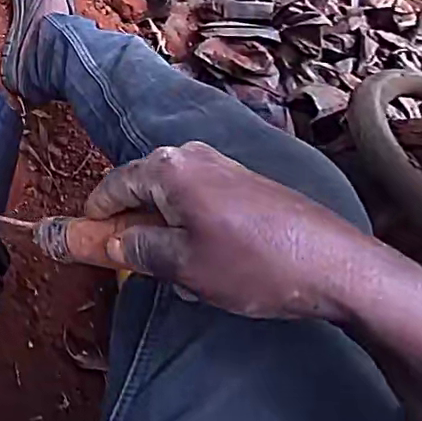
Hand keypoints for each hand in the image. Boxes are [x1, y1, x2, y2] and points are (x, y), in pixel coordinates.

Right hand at [84, 142, 388, 322]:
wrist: (335, 263)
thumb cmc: (251, 263)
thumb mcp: (184, 266)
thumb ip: (138, 249)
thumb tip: (114, 242)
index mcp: (167, 168)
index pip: (114, 184)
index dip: (96, 212)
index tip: (86, 234)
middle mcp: (189, 154)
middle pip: (142, 184)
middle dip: (131, 220)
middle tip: (130, 257)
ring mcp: (219, 163)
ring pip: (171, 192)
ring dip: (162, 224)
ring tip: (174, 266)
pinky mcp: (243, 179)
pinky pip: (198, 195)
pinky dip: (188, 220)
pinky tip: (205, 255)